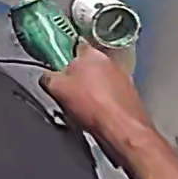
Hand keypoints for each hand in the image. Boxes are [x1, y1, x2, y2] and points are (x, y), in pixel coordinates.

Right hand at [40, 41, 157, 156]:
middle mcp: (109, 62)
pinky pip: (111, 96)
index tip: (58, 71)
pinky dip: (104, 104)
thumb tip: (46, 78)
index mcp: (90, 53)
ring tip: (83, 108)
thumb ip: (47, 77)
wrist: (124, 131)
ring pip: (99, 82)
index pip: (73, 47)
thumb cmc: (93, 106)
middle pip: (86, 66)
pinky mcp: (131, 96)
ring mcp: (123, 78)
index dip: (63, 60)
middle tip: (68, 93)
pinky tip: (97, 116)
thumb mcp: (56, 89)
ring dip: (91, 92)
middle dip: (77, 79)